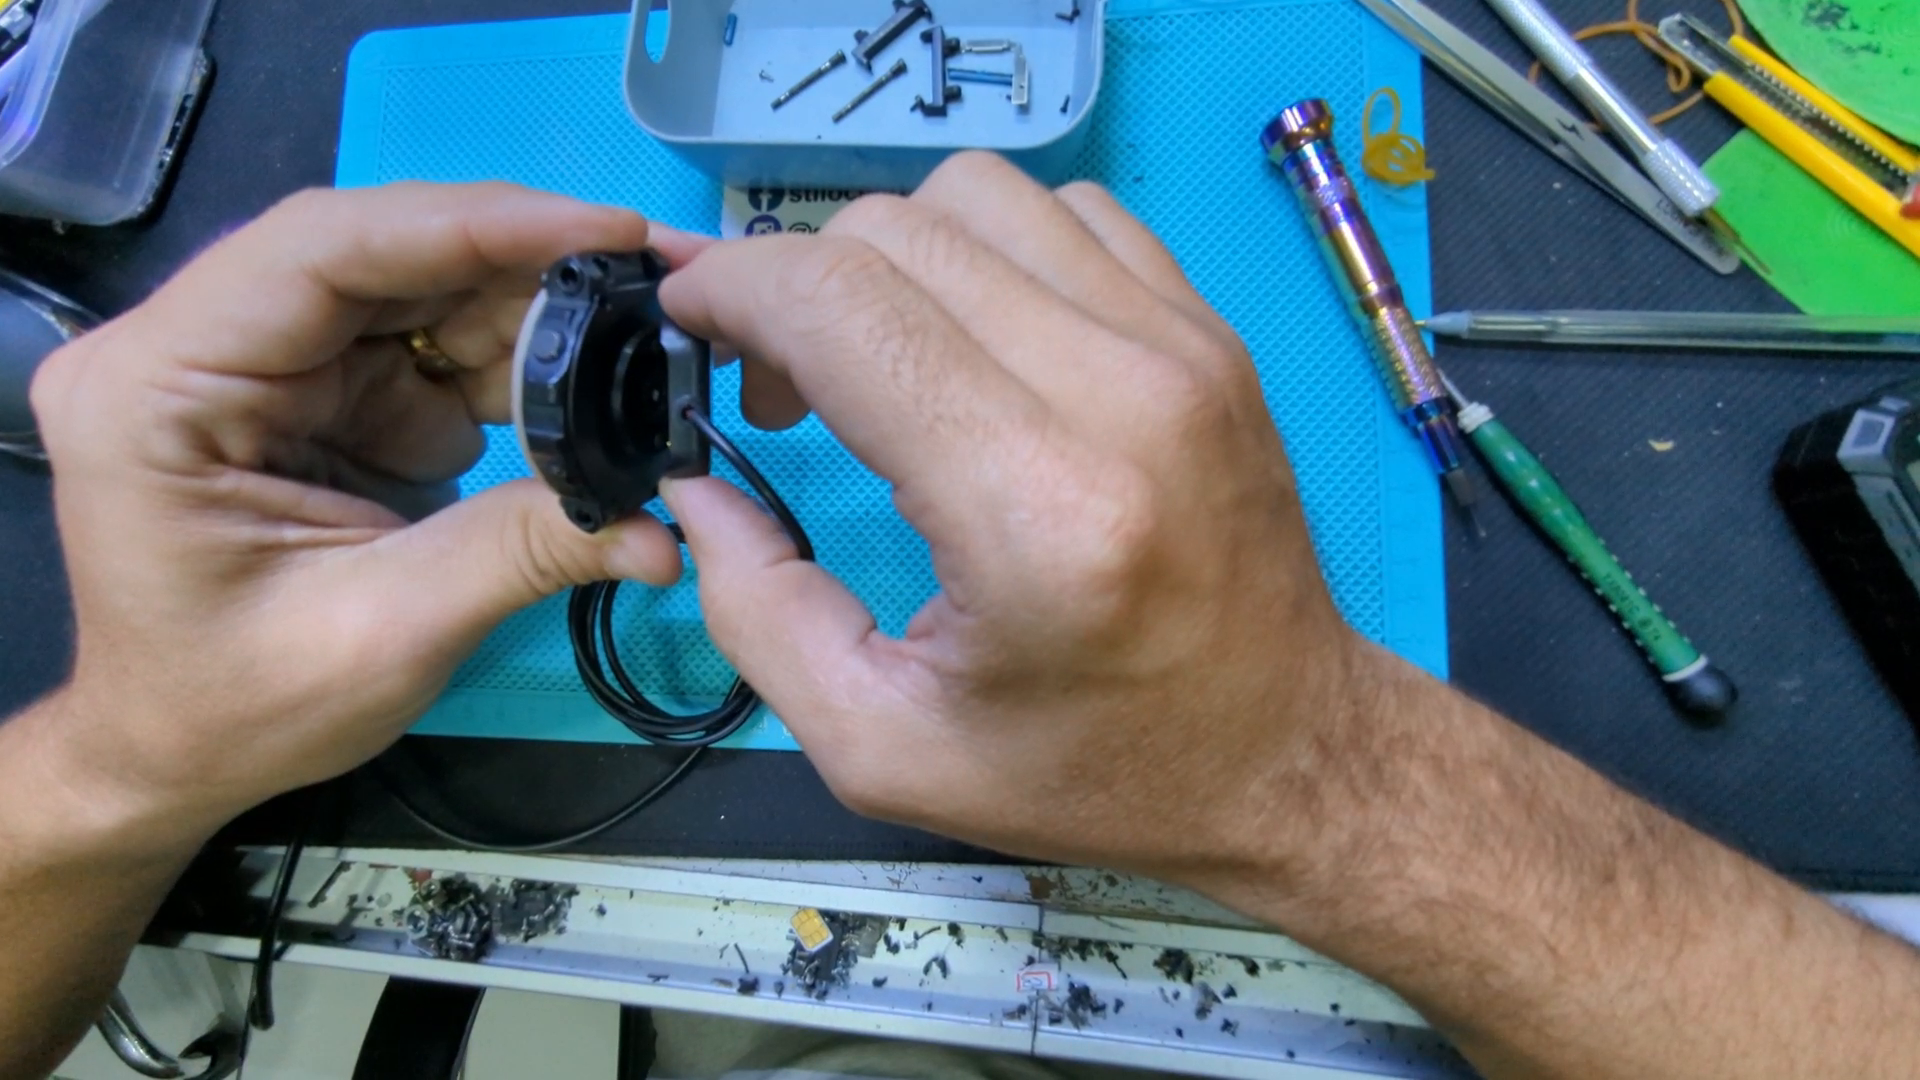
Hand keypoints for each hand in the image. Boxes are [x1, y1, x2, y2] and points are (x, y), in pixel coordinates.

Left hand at [26, 183, 691, 838]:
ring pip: (441, 297)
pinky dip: (542, 368)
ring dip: (549, 314)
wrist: (201, 745)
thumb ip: (526, 555)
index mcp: (173, 383)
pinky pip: (466, 355)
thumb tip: (664, 534)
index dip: (476, 227)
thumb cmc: (248, 699)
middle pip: (396, 256)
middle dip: (533, 259)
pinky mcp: (364, 400)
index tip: (606, 232)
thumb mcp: (393, 628)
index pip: (329, 253)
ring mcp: (304, 369)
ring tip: (649, 328)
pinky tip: (603, 383)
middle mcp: (229, 347)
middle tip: (655, 271)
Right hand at [660, 153, 1394, 886]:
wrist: (1279, 750)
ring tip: (880, 360)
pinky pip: (1066, 219)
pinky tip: (978, 341)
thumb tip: (703, 487)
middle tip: (780, 383)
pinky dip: (986, 253)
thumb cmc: (1091, 770)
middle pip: (898, 235)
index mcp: (1034, 511)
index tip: (695, 325)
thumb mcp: (884, 746)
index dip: (734, 289)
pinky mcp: (1211, 336)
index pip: (845, 308)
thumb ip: (758, 614)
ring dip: (889, 260)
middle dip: (795, 285)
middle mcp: (1120, 394)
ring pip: (979, 197)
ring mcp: (1183, 346)